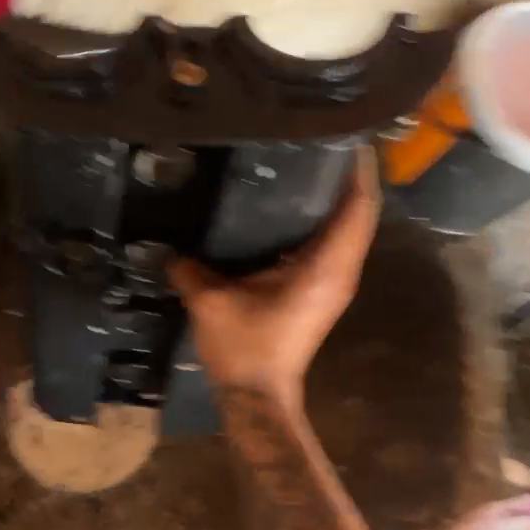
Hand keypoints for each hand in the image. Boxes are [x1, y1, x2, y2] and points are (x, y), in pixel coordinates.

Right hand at [170, 147, 380, 412]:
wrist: (257, 395)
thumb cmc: (244, 349)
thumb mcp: (211, 303)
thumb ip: (191, 270)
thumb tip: (170, 249)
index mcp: (326, 266)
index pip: (358, 205)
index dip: (357, 168)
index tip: (343, 134)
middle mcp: (341, 270)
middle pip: (359, 212)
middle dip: (346, 177)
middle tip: (319, 141)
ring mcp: (334, 283)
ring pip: (348, 230)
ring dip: (336, 200)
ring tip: (306, 169)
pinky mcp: (321, 294)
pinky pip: (332, 246)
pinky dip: (321, 224)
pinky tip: (290, 213)